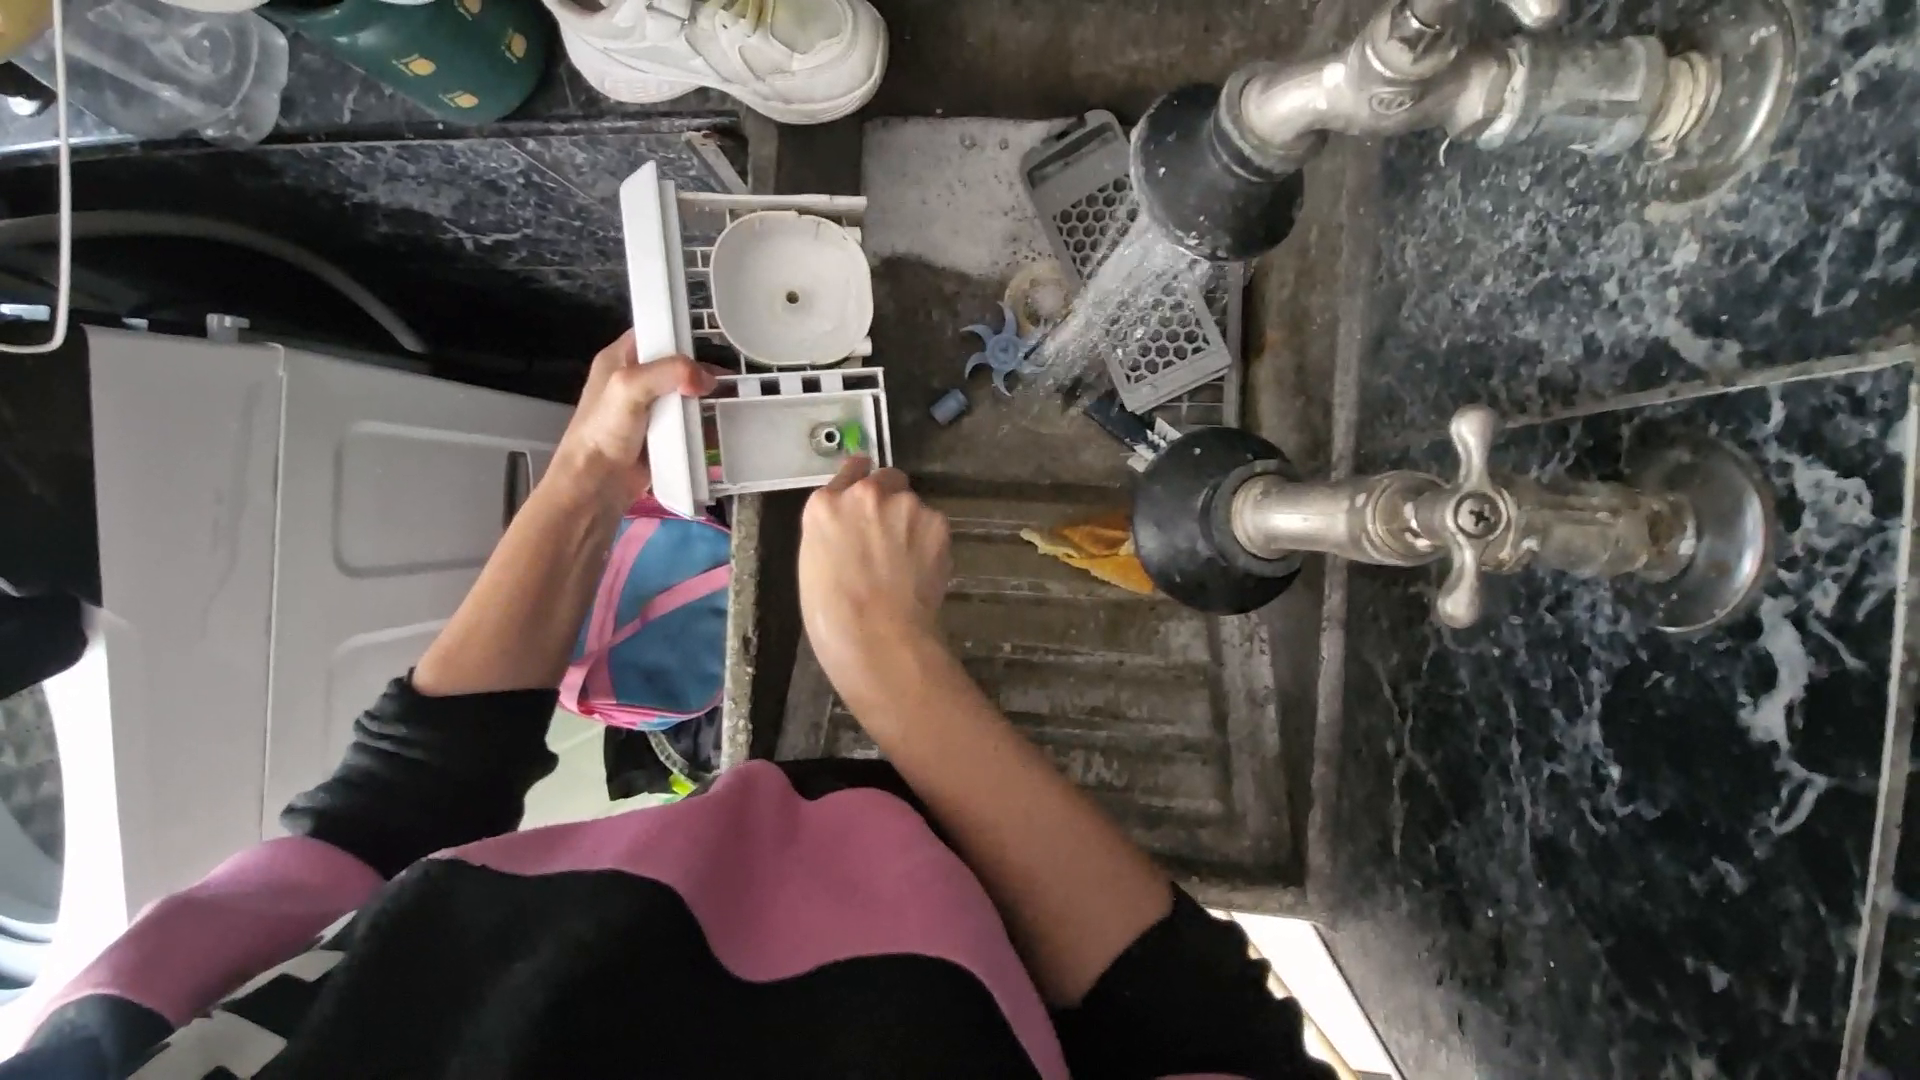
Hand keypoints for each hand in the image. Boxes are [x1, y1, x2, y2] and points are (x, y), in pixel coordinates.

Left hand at [553, 330, 714, 502]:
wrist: (597, 485)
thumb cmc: (603, 432)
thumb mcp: (630, 387)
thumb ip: (668, 371)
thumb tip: (707, 379)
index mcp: (620, 358)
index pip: (655, 332)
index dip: (680, 334)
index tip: (706, 346)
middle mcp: (636, 379)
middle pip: (677, 365)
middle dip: (700, 372)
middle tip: (722, 381)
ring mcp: (650, 409)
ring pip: (686, 395)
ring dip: (704, 401)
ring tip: (728, 404)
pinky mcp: (662, 434)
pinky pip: (689, 423)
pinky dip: (702, 425)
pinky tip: (715, 428)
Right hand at [799, 457, 953, 692]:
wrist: (879, 637)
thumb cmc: (832, 616)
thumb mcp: (815, 563)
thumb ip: (834, 532)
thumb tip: (853, 530)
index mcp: (824, 505)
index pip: (850, 471)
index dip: (861, 483)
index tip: (869, 497)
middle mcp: (865, 493)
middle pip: (886, 478)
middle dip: (890, 499)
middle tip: (890, 534)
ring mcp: (904, 505)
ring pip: (913, 503)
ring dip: (911, 522)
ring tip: (907, 562)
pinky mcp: (936, 522)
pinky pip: (933, 525)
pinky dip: (930, 542)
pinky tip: (923, 570)